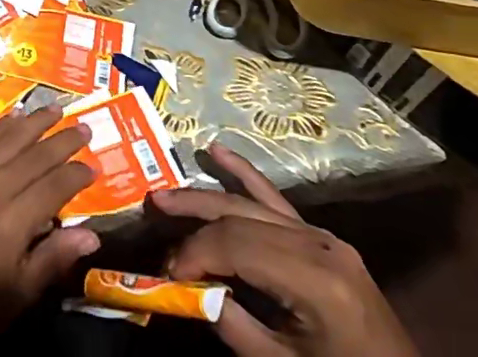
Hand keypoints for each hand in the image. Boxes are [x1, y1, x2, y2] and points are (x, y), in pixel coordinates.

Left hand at [0, 105, 98, 356]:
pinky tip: (14, 119)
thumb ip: (54, 258)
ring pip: (7, 142)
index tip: (94, 168)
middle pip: (34, 157)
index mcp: (10, 222)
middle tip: (85, 129)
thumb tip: (93, 235)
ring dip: (34, 123)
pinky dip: (1, 130)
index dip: (76, 175)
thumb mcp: (18, 294)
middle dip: (62, 141)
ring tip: (56, 108)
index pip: (53, 186)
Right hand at [151, 142, 416, 356]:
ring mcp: (323, 234)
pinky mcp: (322, 236)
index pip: (238, 245)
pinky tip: (219, 153)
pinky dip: (245, 177)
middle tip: (154, 213)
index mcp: (314, 278)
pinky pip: (278, 202)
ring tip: (169, 193)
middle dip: (194, 216)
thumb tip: (188, 289)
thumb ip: (233, 324)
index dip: (195, 252)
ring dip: (209, 196)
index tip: (165, 272)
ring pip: (254, 203)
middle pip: (242, 217)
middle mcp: (319, 243)